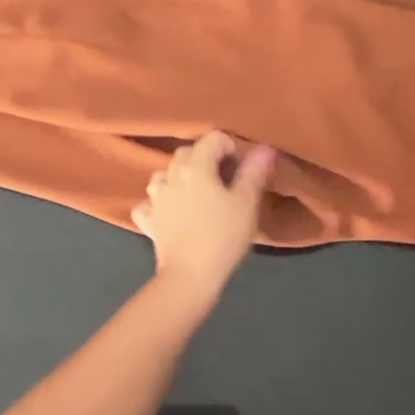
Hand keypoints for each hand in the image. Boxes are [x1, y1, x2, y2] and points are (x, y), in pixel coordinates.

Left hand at [133, 131, 275, 299]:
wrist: (190, 276)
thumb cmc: (222, 236)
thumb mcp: (246, 203)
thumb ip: (254, 172)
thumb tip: (265, 148)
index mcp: (195, 166)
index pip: (213, 139)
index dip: (230, 147)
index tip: (241, 168)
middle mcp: (170, 175)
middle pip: (187, 152)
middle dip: (206, 158)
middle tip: (225, 180)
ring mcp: (155, 198)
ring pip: (164, 174)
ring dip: (179, 177)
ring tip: (198, 194)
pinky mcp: (148, 220)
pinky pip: (150, 203)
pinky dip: (159, 203)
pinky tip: (169, 213)